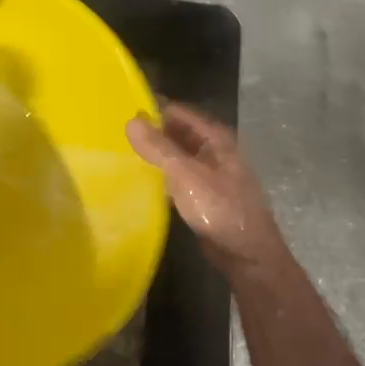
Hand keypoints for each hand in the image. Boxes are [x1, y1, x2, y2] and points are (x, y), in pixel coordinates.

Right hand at [126, 103, 286, 278]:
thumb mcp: (187, 175)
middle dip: (152, 133)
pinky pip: (177, 177)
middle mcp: (214, 152)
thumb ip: (159, 148)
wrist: (246, 255)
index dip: (154, 110)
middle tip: (117, 133)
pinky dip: (161, 175)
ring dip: (156, 155)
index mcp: (216, 139)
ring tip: (123, 152)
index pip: (179, 112)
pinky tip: (140, 179)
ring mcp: (209, 174)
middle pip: (178, 133)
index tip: (123, 110)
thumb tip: (131, 120)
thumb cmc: (220, 209)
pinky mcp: (202, 196)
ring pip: (177, 156)